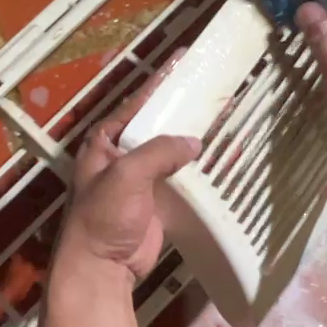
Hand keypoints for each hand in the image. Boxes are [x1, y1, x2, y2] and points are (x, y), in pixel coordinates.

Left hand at [60, 65, 201, 281]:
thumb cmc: (104, 216)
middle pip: (157, 125)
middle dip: (182, 110)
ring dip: (194, 139)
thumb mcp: (126, 174)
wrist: (101, 268)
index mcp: (104, 142)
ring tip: (225, 117)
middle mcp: (121, 155)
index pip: (136, 103)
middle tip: (213, 88)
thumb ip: (159, 152)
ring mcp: (139, 180)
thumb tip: (193, 142)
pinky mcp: (156, 202)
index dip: (160, 82)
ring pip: (171, 152)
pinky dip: (199, 170)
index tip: (184, 59)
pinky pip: (180, 179)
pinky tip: (222, 157)